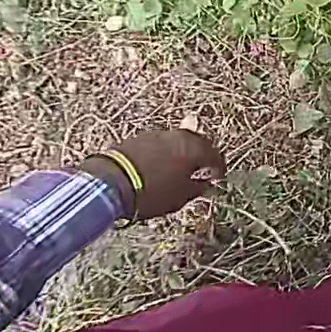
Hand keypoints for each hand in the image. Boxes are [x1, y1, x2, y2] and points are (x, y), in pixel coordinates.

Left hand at [80, 128, 225, 219]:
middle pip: (198, 143)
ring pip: (178, 142)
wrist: (110, 182)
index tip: (218, 178)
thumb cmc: (151, 192)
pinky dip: (167, 153)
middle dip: (203, 157)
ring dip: (183, 154)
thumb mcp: (180, 196)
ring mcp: (158, 134)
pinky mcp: (140, 137)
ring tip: (181, 170)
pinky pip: (162, 144)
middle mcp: (178, 136)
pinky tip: (162, 166)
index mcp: (193, 149)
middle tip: (204, 171)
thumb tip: (205, 183)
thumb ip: (197, 187)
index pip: (215, 156)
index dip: (219, 169)